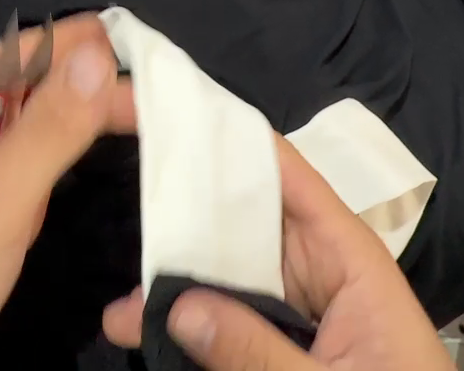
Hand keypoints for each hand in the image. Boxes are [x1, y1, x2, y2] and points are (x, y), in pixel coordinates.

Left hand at [0, 15, 135, 370]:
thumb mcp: (0, 198)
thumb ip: (53, 124)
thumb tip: (99, 49)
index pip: (35, 46)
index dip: (93, 48)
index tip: (156, 64)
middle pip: (30, 85)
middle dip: (83, 102)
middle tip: (153, 120)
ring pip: (20, 129)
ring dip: (54, 150)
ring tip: (91, 169)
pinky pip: (3, 166)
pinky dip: (29, 182)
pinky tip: (30, 212)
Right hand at [102, 138, 451, 370]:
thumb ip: (257, 351)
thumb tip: (176, 304)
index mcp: (342, 250)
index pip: (282, 169)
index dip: (227, 136)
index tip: (168, 115)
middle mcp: (313, 261)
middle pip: (240, 217)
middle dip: (180, 219)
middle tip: (125, 217)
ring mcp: (295, 302)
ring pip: (224, 271)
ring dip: (174, 284)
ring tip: (120, 312)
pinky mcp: (281, 337)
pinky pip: (228, 315)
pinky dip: (189, 323)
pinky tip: (145, 333)